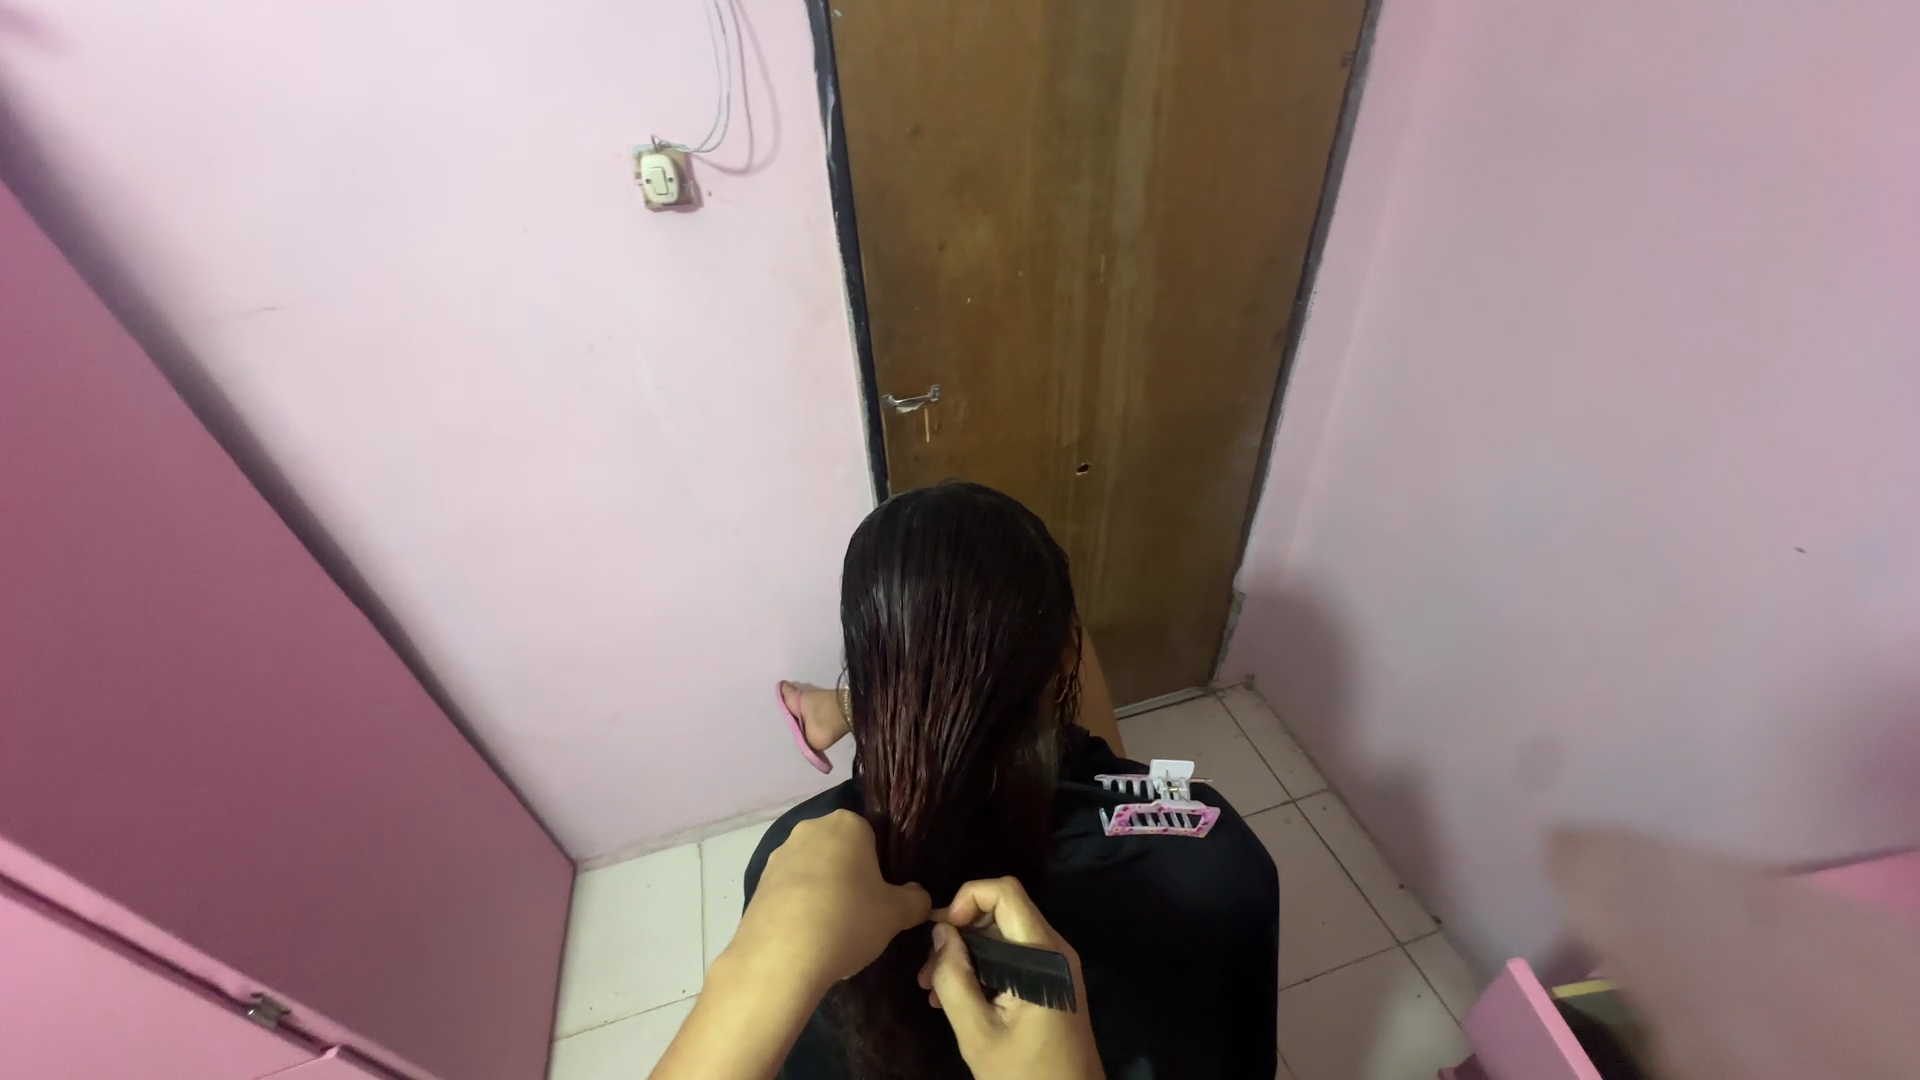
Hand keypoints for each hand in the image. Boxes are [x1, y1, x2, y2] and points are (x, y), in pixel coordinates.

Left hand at [730, 810, 930, 991]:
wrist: (780, 957)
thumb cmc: (848, 920)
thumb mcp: (896, 914)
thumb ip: (916, 900)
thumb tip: (919, 897)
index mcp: (848, 823)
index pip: (872, 838)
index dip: (880, 870)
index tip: (880, 899)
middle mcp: (811, 828)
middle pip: (840, 851)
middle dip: (850, 878)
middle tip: (860, 915)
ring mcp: (780, 854)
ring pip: (813, 871)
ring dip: (823, 893)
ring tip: (830, 933)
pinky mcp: (758, 882)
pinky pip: (789, 891)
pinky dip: (799, 908)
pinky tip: (806, 939)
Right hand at [919, 877, 1103, 1079]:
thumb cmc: (1026, 1077)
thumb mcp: (978, 1034)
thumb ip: (954, 979)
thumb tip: (940, 932)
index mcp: (1043, 953)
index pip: (1005, 891)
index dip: (968, 898)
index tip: (943, 933)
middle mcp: (1054, 948)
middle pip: (1001, 910)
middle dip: (960, 931)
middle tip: (928, 969)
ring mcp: (1056, 964)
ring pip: (1003, 933)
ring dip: (967, 952)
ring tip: (933, 988)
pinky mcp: (1052, 980)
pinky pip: (1013, 954)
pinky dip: (984, 965)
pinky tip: (957, 996)